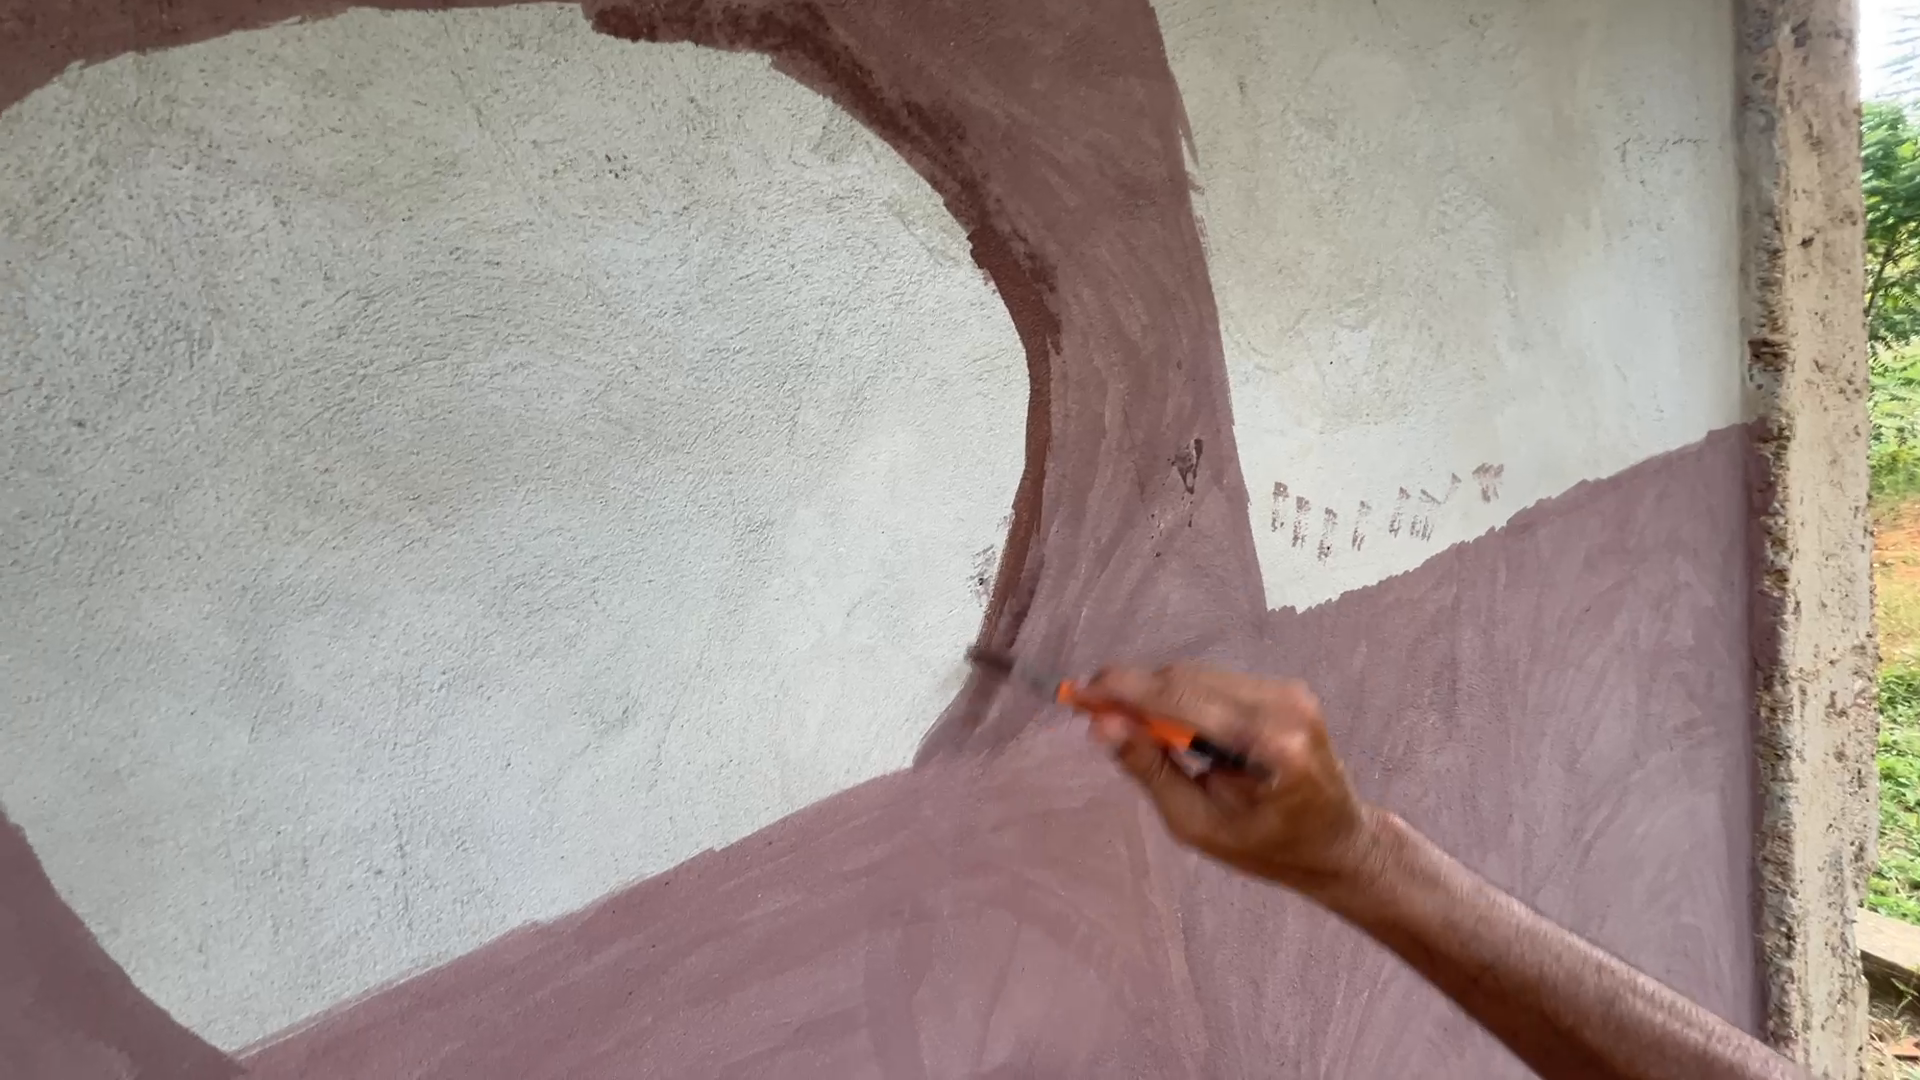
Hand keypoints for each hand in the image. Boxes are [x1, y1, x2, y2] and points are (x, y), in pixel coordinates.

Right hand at [1081, 664, 1378, 892]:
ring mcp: (1287, 690)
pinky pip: (1212, 680)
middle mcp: (1282, 705)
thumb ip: (1150, 770)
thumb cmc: (1267, 849)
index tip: (1080, 692)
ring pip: (1194, 674)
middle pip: (1183, 679)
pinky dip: (1179, 695)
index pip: (1180, 700)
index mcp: (1269, 745)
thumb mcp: (1197, 825)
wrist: (1339, 842)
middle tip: (1091, 708)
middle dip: (1132, 689)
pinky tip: (1167, 721)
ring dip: (1153, 692)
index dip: (1124, 691)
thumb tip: (1102, 725)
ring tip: (1125, 719)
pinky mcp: (1284, 686)